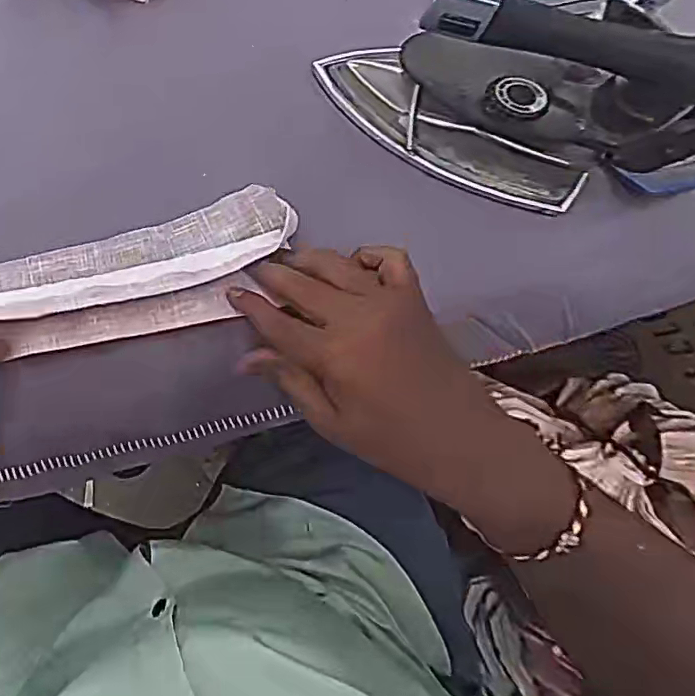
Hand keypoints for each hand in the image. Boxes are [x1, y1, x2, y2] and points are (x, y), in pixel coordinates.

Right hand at [228, 245, 575, 551]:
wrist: (462, 438)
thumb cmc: (391, 440)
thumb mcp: (331, 421)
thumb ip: (290, 381)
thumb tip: (248, 358)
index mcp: (334, 354)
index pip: (278, 321)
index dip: (251, 306)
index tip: (232, 292)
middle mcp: (358, 317)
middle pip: (302, 285)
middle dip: (272, 274)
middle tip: (254, 270)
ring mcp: (389, 301)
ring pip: (337, 263)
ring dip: (308, 259)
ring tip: (290, 263)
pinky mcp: (414, 297)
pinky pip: (389, 258)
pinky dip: (366, 255)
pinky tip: (353, 266)